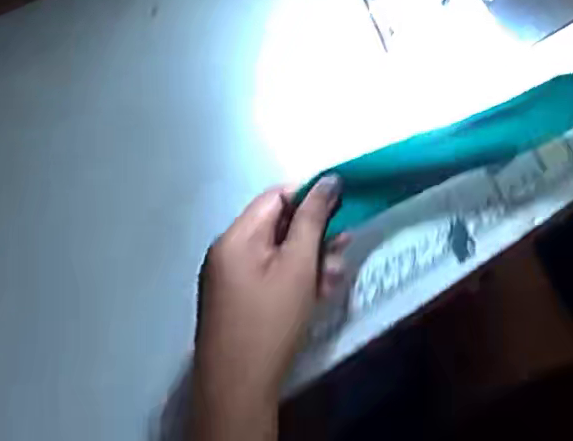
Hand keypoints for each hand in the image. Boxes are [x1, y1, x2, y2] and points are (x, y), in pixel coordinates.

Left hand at [191, 179, 351, 440]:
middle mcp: (228, 253)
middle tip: (344, 242)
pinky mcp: (239, 299)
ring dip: (312, 255)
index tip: (343, 205)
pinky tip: (320, 288)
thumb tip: (329, 179)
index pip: (278, 195)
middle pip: (279, 222)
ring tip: (335, 273)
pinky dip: (297, 274)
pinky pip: (272, 271)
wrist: (238, 391)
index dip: (312, 195)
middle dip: (316, 231)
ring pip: (280, 249)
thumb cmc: (271, 320)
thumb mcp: (299, 263)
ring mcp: (230, 278)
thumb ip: (314, 217)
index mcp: (235, 238)